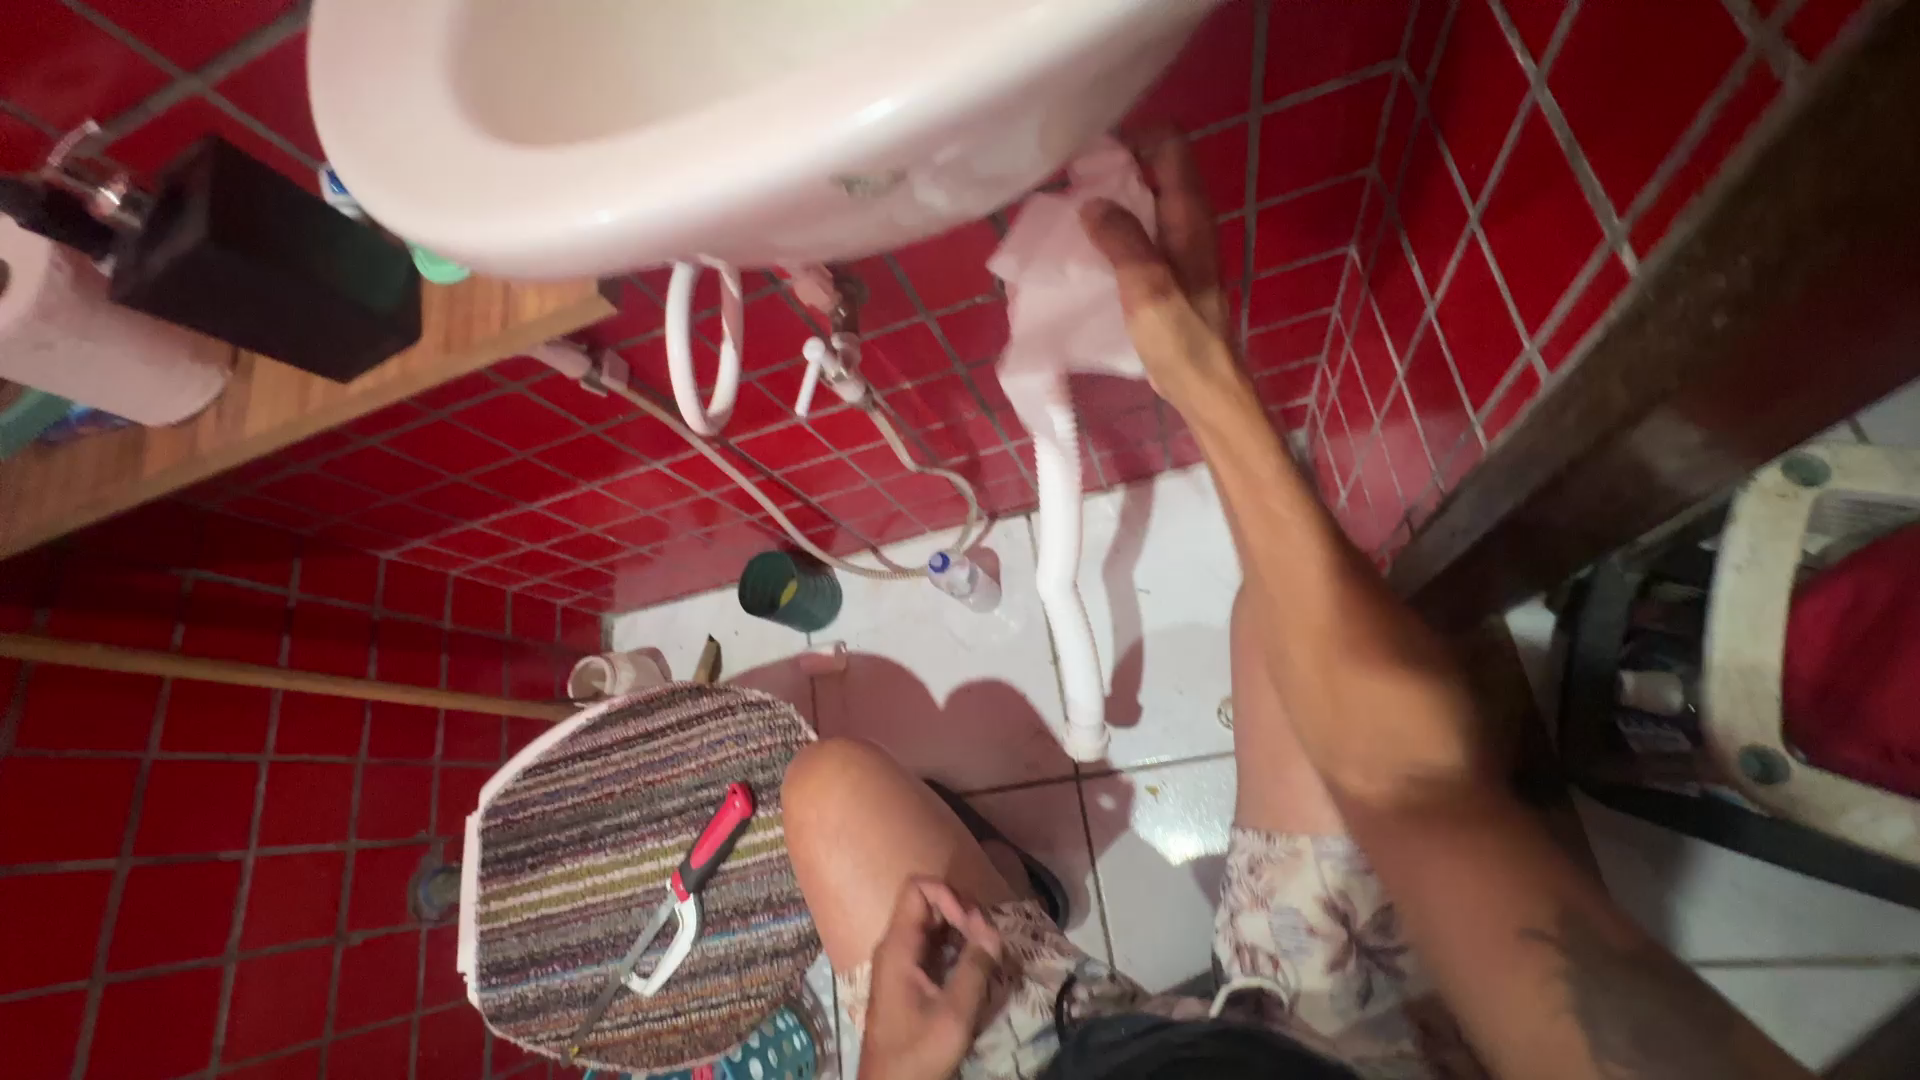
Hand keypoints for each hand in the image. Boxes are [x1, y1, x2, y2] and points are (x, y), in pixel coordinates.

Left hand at [857, 877, 1004, 1079]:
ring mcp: (901, 961)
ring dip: (961, 929)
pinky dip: (955, 947)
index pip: (918, 888)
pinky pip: (933, 945)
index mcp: (898, 945)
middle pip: (928, 902)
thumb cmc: (918, 1054)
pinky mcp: (910, 977)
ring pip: (933, 924)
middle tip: (986, 938)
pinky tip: (974, 964)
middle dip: (961, 911)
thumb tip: (994, 930)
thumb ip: (974, 968)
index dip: (948, 895)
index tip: (971, 924)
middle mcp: (896, 945)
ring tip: (985, 950)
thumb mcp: (953, 1014)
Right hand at [1081, 133, 1247, 409]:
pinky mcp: (1168, 271)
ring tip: (1073, 216)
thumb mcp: (1147, 286)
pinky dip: (1116, 232)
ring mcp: (1179, 247)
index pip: (1170, 144)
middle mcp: (1188, 221)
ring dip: (1112, 202)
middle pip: (1155, 169)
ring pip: (1145, 202)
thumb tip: (1092, 203)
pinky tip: (1089, 250)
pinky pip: (1140, 234)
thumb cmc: (1180, 337)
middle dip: (1115, 169)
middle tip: (1073, 187)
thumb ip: (1122, 239)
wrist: (1203, 384)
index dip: (1133, 138)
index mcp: (1190, 215)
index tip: (1091, 159)